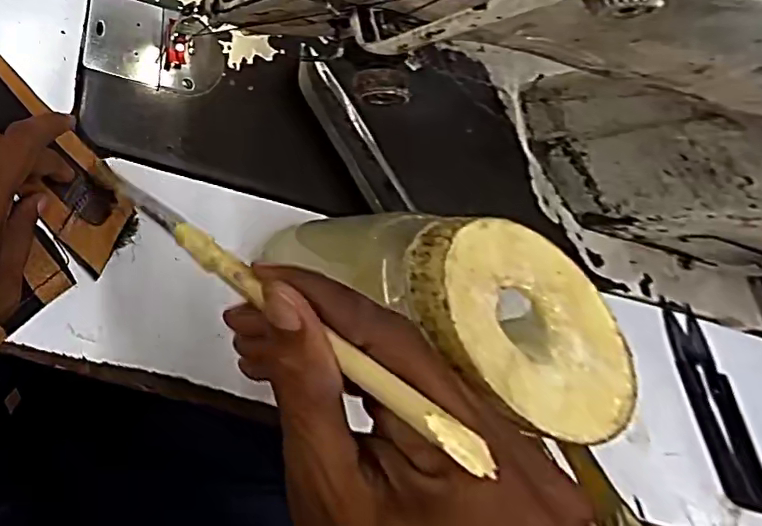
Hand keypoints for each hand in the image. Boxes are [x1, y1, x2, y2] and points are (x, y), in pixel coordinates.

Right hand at [225, 266, 591, 525]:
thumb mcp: (328, 482)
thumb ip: (305, 384)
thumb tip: (281, 302)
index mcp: (476, 458)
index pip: (387, 339)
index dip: (317, 297)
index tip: (259, 280)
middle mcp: (516, 448)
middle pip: (396, 347)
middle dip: (312, 321)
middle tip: (246, 316)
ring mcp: (514, 452)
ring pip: (403, 363)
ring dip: (327, 344)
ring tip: (263, 347)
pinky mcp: (494, 453)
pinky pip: (417, 390)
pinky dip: (358, 373)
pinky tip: (312, 370)